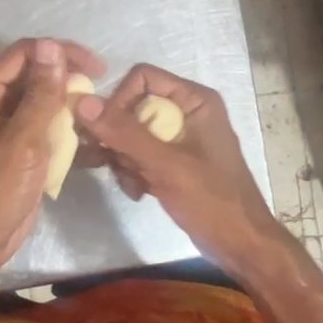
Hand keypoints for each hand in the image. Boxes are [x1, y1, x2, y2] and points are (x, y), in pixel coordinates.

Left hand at [0, 37, 105, 281]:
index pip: (23, 54)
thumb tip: (52, 47)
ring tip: (95, 115)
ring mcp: (2, 129)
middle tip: (99, 94)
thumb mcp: (21, 143)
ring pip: (39, 102)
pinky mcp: (15, 151)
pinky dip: (62, 128)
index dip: (60, 53)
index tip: (97, 68)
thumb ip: (40, 95)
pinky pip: (41, 128)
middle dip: (65, 79)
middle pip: (32, 75)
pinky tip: (85, 137)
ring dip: (66, 105)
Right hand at [74, 64, 286, 271]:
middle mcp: (188, 112)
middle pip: (134, 107)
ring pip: (132, 134)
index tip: (106, 133)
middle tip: (111, 163)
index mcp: (195, 100)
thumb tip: (83, 102)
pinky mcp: (175, 161)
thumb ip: (124, 133)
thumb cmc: (211, 200)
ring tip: (134, 185)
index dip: (119, 101)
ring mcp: (182, 138)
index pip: (142, 78)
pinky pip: (141, 155)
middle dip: (119, 139)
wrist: (240, 244)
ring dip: (125, 160)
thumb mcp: (165, 165)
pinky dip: (134, 172)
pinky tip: (138, 193)